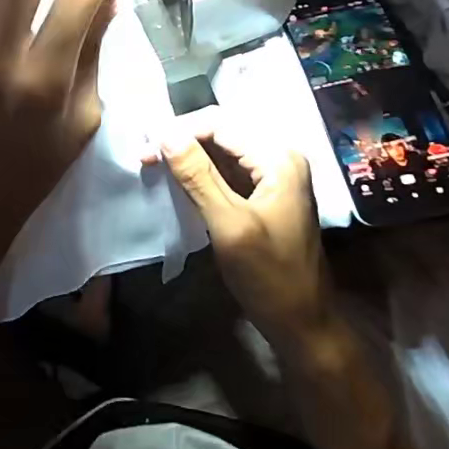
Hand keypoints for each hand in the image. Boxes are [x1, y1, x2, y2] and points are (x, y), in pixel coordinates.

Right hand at [149, 107, 332, 348]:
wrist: (303, 323)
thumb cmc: (269, 277)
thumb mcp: (229, 225)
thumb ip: (197, 176)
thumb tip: (164, 133)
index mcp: (279, 158)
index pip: (221, 124)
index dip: (180, 130)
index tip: (144, 147)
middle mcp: (281, 157)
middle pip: (224, 131)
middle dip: (183, 139)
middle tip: (146, 155)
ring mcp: (275, 175)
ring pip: (224, 149)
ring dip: (190, 154)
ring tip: (154, 163)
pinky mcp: (266, 192)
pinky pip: (230, 169)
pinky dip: (203, 171)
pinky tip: (179, 178)